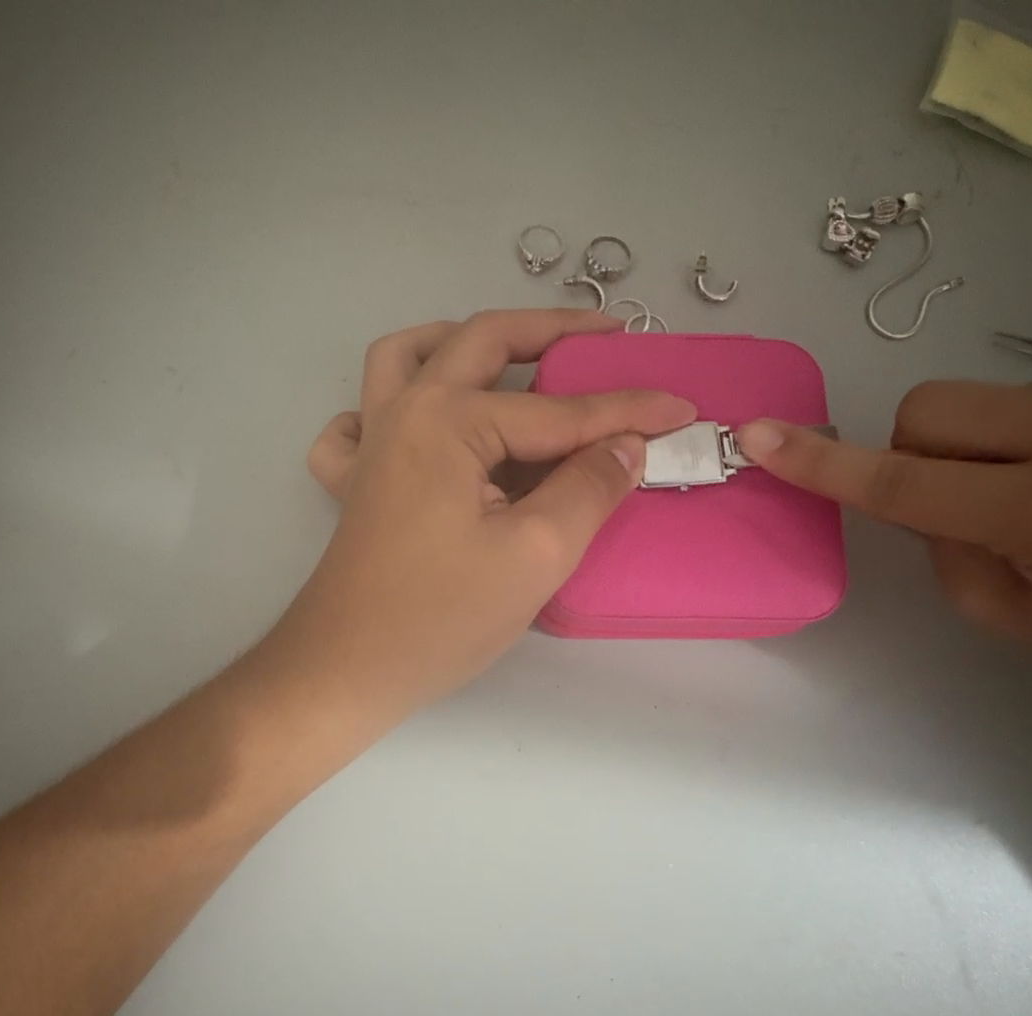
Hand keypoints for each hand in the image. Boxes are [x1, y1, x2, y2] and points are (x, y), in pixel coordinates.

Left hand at [272, 310, 695, 716]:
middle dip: (549, 330)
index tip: (682, 407)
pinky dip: (389, 404)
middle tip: (605, 336)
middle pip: (480, 342)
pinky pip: (360, 418)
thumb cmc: (441, 616)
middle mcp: (402, 411)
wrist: (348, 669)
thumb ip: (589, 489)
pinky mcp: (356, 480)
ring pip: (406, 357)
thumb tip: (627, 447)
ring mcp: (370, 442)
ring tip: (510, 356)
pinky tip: (421, 423)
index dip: (626, 409)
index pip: (557, 410)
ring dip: (460, 342)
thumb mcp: (536, 554)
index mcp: (447, 419)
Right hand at [734, 365, 1031, 712]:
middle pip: (933, 409)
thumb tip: (906, 477)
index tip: (761, 437)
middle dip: (921, 453)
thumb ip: (934, 536)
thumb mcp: (1004, 611)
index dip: (826, 462)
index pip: (907, 482)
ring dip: (986, 447)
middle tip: (967, 503)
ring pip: (984, 400)